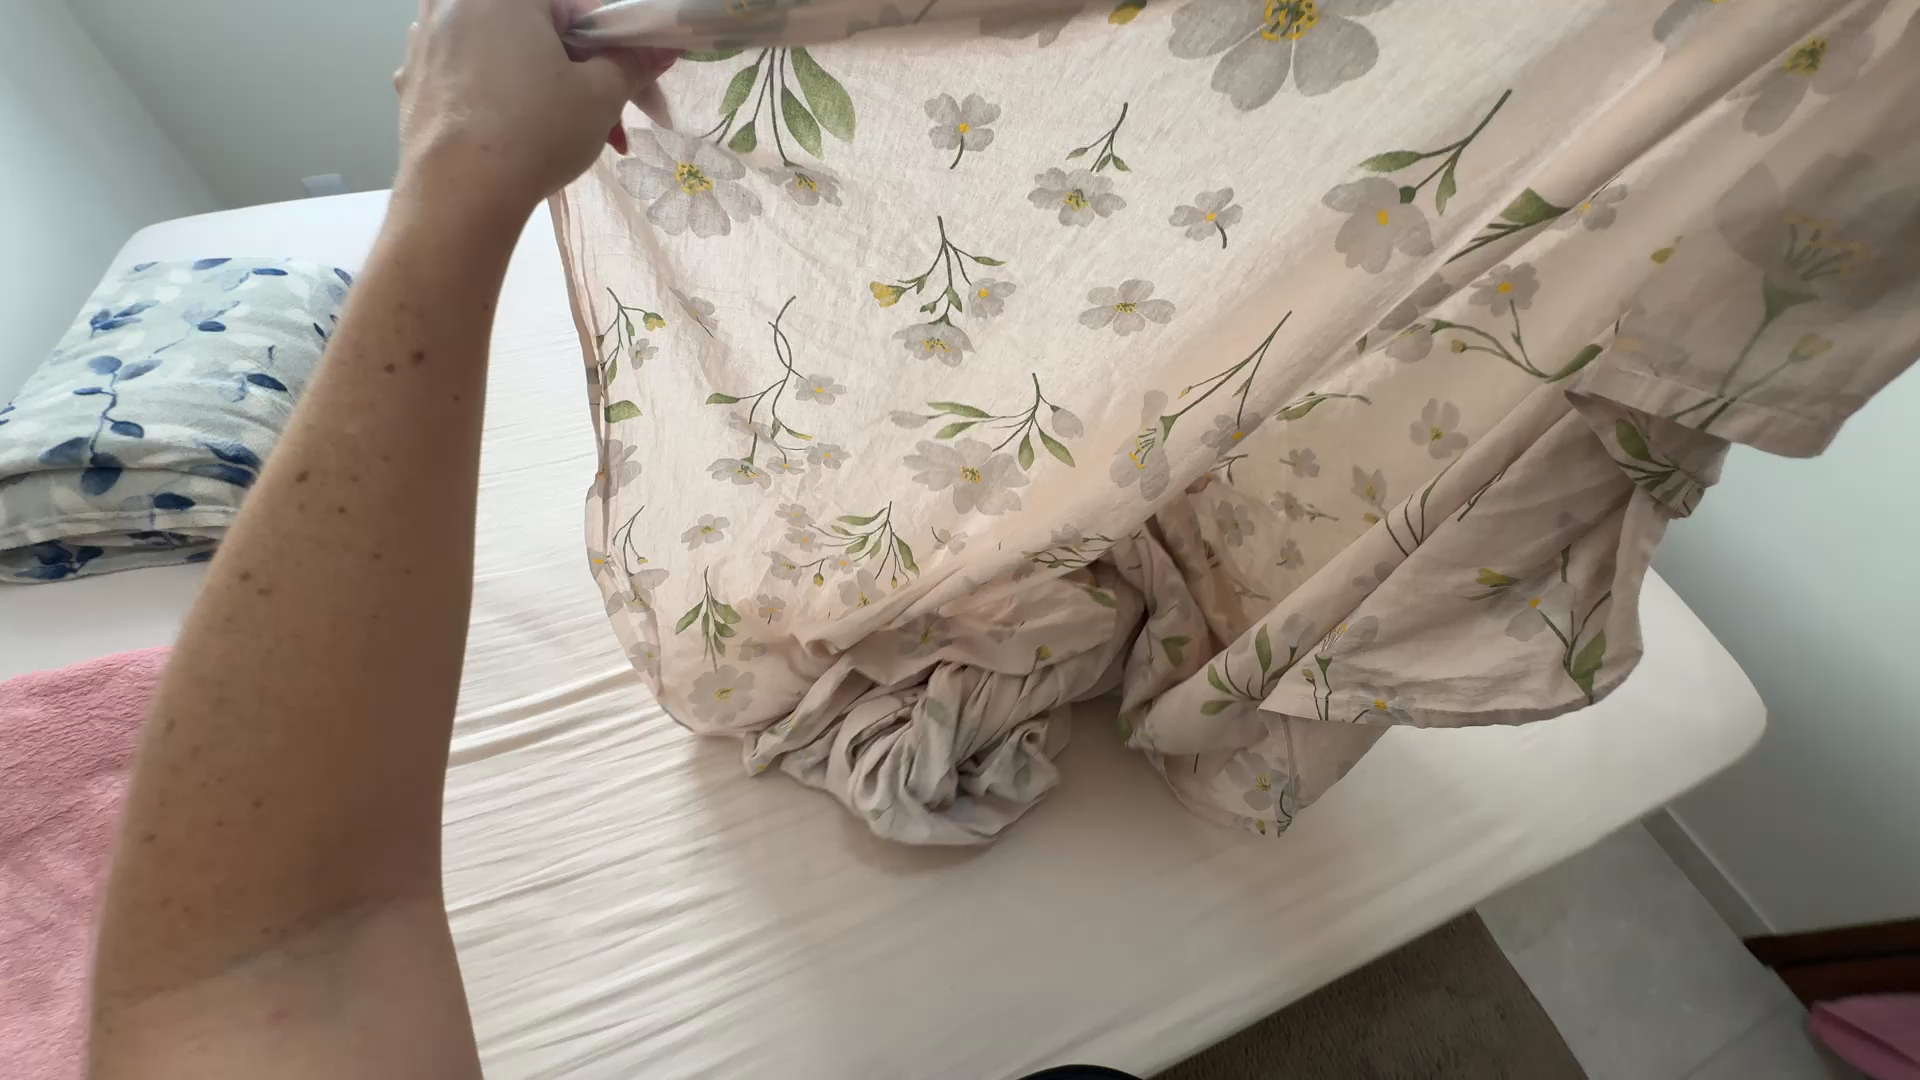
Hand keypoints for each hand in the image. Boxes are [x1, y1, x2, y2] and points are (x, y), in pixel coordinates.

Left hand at [394, 0, 674, 216]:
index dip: (616, 52)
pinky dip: (497, 97)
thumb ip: (632, 65)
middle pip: (540, 33)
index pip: (581, 10)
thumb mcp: (601, 97)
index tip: (633, 91)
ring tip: (564, 137)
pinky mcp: (414, 74)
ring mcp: (426, 34)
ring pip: (504, 53)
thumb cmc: (539, 130)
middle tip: (608, 127)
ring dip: (543, 88)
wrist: (463, 188)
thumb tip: (661, 47)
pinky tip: (513, 133)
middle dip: (581, 78)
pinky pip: (468, 75)